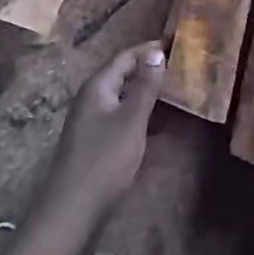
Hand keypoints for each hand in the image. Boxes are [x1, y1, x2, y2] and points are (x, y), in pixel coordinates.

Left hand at [35, 41, 164, 230]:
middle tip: (181, 64)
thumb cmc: (104, 161)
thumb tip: (156, 52)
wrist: (72, 211)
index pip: (125, 57)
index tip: (177, 42)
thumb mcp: (130, 121)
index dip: (150, 49)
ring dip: (146, 90)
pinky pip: (122, 115)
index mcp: (97, 86)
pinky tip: (159, 122)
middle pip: (122, 73)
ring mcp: (92, 121)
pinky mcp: (96, 142)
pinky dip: (141, 112)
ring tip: (175, 88)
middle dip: (149, 67)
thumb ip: (144, 87)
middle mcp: (92, 98)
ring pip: (123, 96)